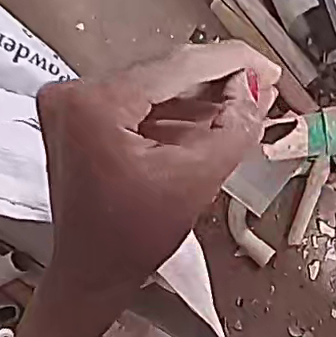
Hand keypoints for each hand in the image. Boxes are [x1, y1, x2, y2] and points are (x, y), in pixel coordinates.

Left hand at [19, 41, 277, 336]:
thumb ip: (234, 128)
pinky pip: (136, 104)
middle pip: (162, 73)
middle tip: (259, 85)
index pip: (176, 66)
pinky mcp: (78, 121)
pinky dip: (172, 112)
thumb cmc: (128, 241)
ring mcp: (71, 107)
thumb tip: (256, 90)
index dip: (230, 63)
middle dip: (215, 81)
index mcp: (94, 105)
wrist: (93, 273)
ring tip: (241, 101)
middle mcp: (72, 95)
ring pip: (151, 88)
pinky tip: (208, 116)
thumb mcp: (195, 181)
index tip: (264, 66)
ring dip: (197, 97)